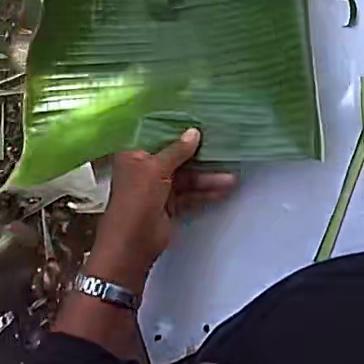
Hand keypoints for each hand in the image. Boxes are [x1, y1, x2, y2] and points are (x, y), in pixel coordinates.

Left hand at [88, 128, 235, 291]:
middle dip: (199, 154)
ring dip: (207, 177)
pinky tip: (224, 190)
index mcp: (134, 154)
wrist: (131, 245)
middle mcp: (145, 167)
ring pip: (187, 177)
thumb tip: (194, 132)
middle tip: (222, 146)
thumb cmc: (136, 200)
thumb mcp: (155, 169)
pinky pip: (190, 194)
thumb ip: (176, 150)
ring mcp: (158, 187)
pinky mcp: (169, 204)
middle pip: (176, 156)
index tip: (198, 118)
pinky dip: (205, 192)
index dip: (175, 127)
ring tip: (231, 178)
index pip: (156, 134)